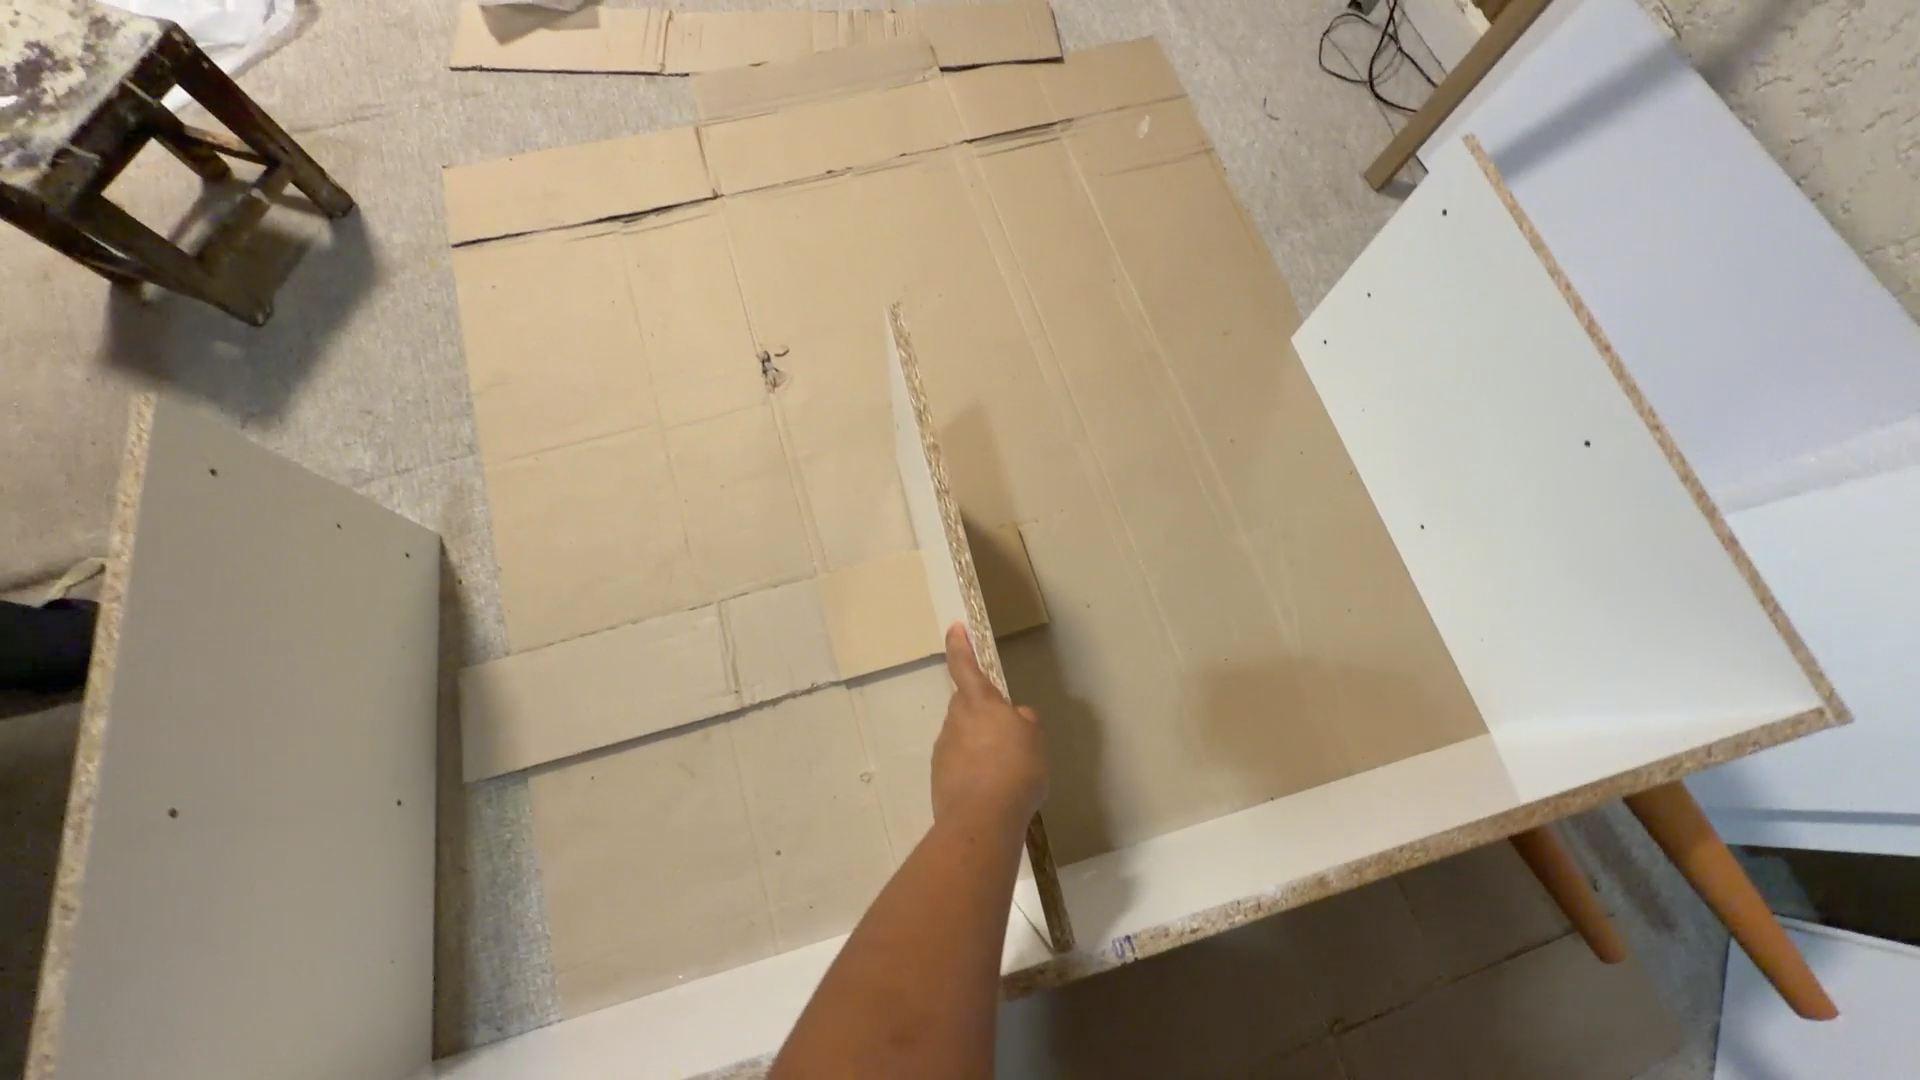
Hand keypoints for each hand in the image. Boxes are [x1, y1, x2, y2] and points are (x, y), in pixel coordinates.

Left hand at [932, 622, 1046, 835]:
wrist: (982, 819)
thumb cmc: (1015, 770)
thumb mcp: (1035, 738)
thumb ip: (1024, 721)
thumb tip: (1015, 718)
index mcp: (979, 703)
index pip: (965, 665)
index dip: (960, 645)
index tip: (955, 627)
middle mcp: (956, 720)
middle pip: (967, 706)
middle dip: (983, 714)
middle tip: (1010, 736)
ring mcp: (944, 748)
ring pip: (964, 736)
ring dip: (981, 746)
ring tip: (1007, 772)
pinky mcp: (940, 776)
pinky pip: (960, 764)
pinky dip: (974, 771)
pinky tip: (993, 791)